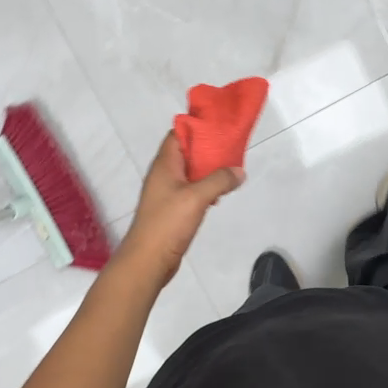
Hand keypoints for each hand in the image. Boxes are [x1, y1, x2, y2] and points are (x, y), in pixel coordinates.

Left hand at [114, 132, 244, 287]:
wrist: (148, 260)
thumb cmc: (168, 223)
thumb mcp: (197, 197)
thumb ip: (219, 181)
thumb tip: (239, 171)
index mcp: (164, 165)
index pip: (178, 135)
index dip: (197, 127)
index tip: (220, 127)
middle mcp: (163, 175)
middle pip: (186, 152)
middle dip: (208, 149)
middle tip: (232, 150)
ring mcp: (166, 193)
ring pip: (190, 172)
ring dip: (208, 170)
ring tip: (230, 171)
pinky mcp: (172, 209)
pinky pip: (190, 190)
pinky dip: (204, 188)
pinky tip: (219, 194)